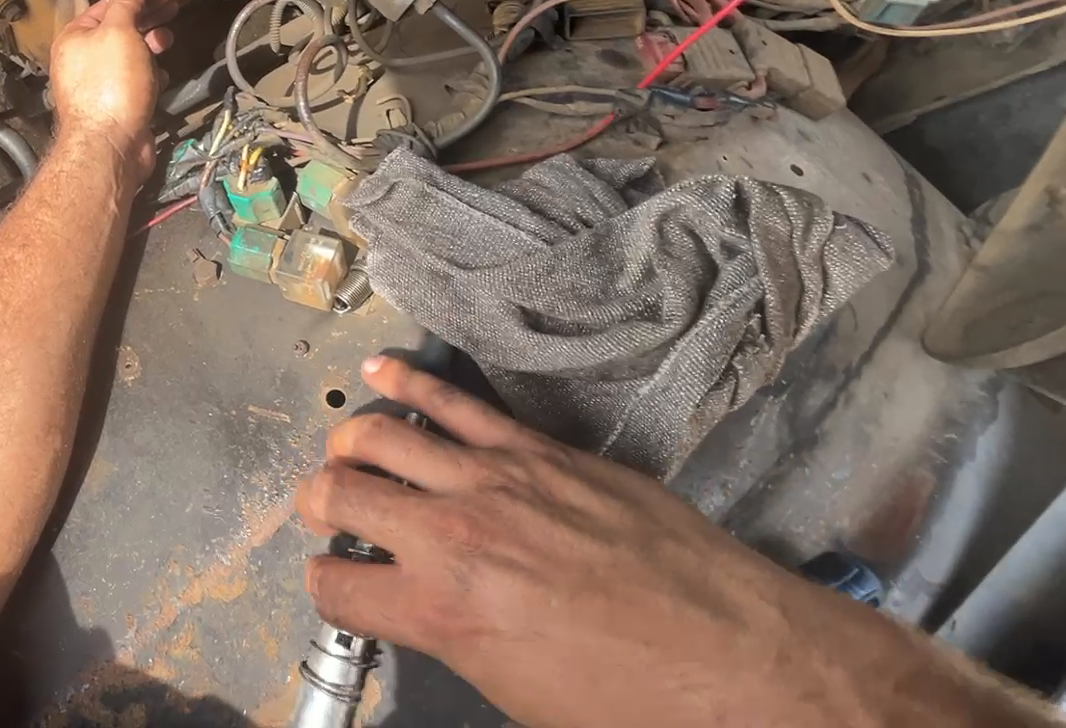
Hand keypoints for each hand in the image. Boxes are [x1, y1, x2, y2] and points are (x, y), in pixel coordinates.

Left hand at [48, 0, 174, 179]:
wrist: (110, 146)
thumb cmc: (111, 85)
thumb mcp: (119, 32)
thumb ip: (125, 3)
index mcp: (75, 38)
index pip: (107, 6)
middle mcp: (82, 61)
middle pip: (119, 30)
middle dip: (147, 18)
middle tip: (173, 9)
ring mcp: (98, 86)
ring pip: (128, 57)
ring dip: (150, 46)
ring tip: (167, 41)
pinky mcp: (115, 107)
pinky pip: (134, 84)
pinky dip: (149, 77)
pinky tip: (161, 77)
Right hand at [294, 357, 937, 727]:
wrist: (752, 666)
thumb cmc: (632, 707)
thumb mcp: (516, 692)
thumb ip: (445, 632)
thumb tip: (412, 598)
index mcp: (442, 611)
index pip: (335, 586)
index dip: (324, 585)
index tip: (337, 583)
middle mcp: (448, 534)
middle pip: (339, 494)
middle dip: (314, 503)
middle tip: (320, 509)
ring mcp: (490, 477)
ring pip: (379, 433)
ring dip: (346, 444)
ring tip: (343, 453)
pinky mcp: (532, 445)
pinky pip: (449, 398)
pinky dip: (401, 379)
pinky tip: (375, 370)